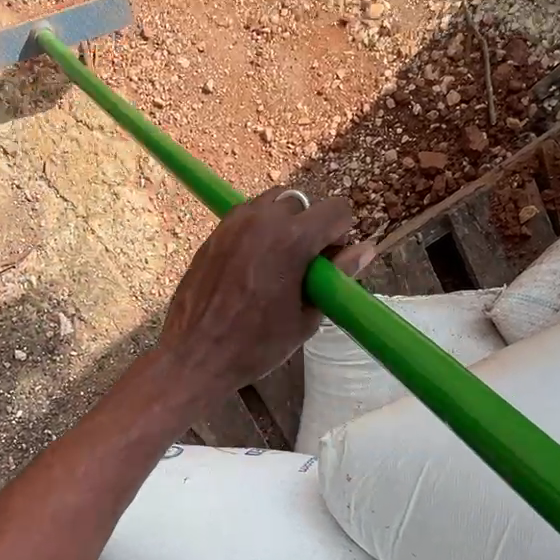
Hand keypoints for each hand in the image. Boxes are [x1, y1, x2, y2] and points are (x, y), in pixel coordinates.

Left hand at [159, 188, 373, 399]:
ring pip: (270, 204)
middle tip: (302, 265)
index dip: (340, 235)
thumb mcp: (305, 319)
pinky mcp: (212, 236)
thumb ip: (337, 278)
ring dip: (281, 225)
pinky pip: (243, 219)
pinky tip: (250, 268)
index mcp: (292, 239)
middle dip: (309, 226)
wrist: (194, 358)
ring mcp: (232, 225)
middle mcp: (261, 221)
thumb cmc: (252, 347)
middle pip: (302, 202)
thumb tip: (364, 251)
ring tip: (276, 264)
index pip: (336, 209)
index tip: (330, 262)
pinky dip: (255, 233)